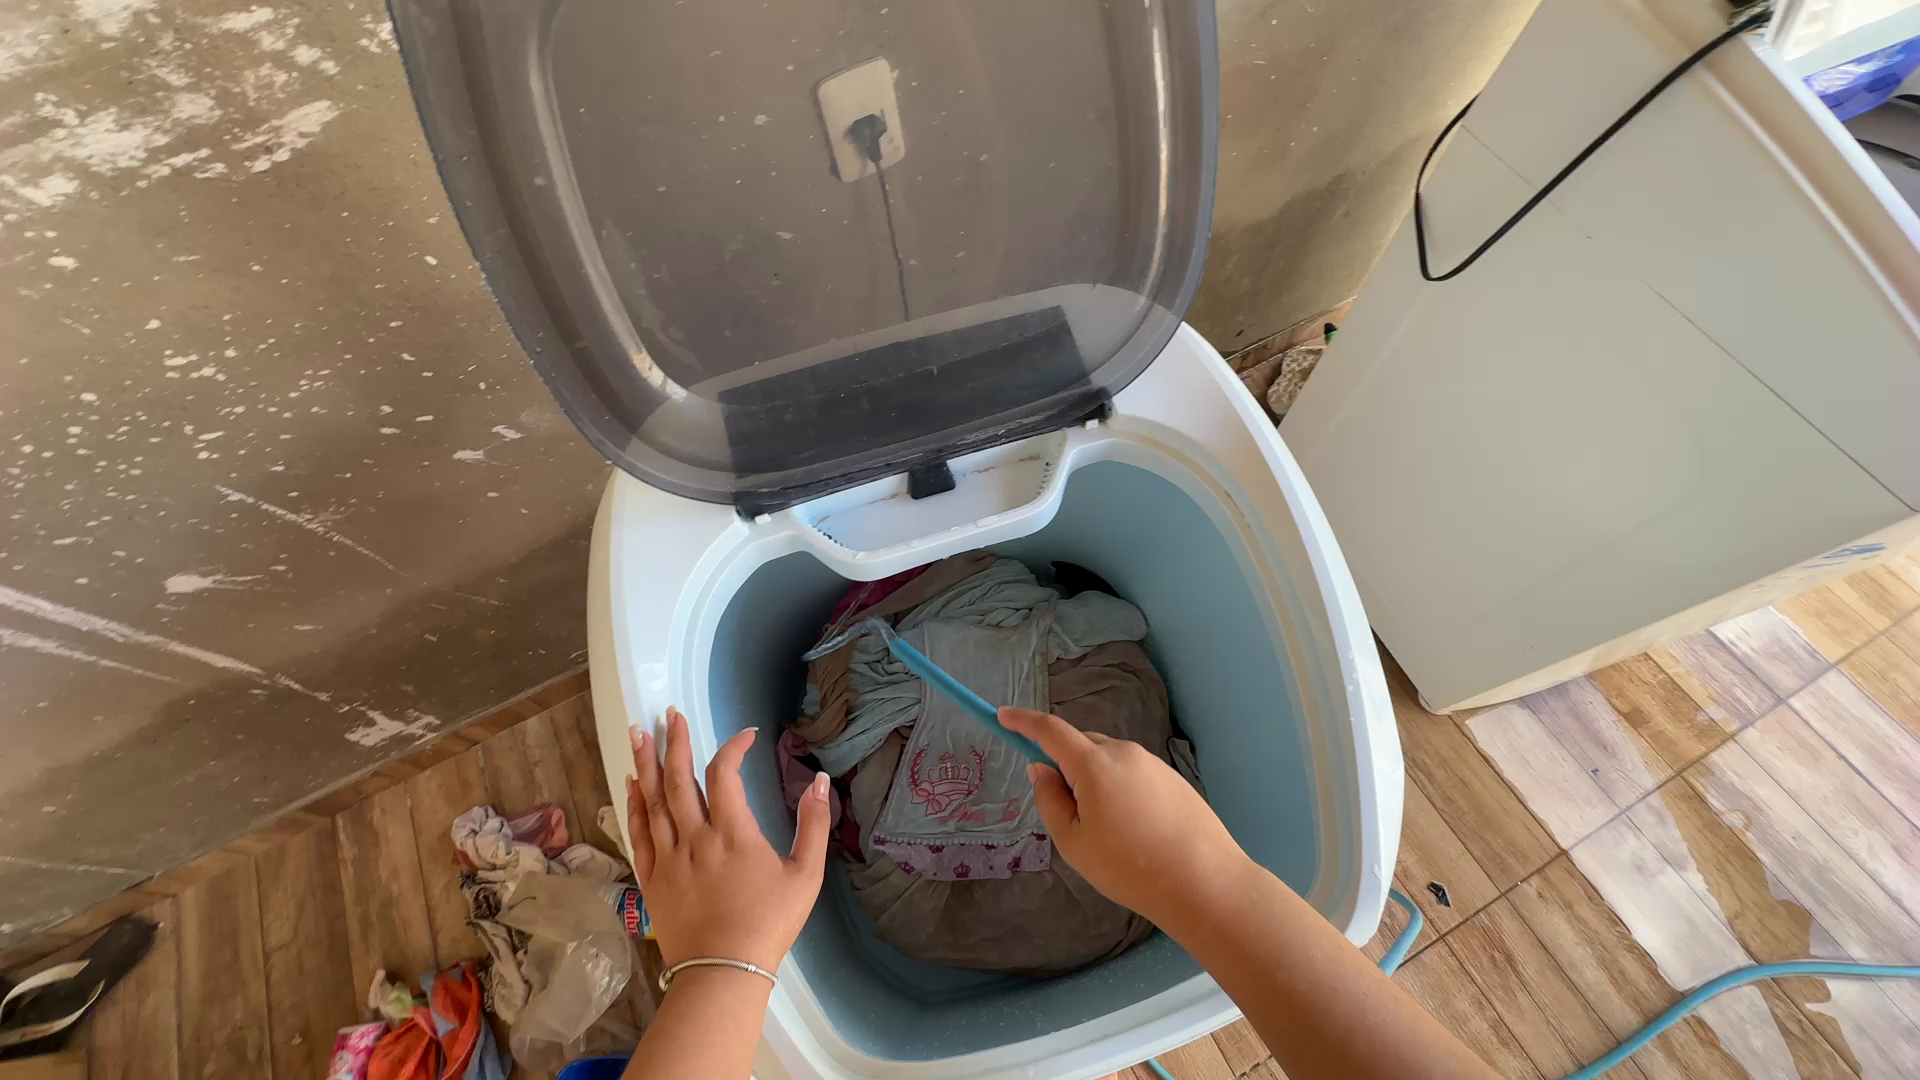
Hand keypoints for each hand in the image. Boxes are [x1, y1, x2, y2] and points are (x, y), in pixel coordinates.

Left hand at [626, 707, 830, 971]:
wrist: (724, 972)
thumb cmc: (769, 922)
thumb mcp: (806, 874)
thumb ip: (814, 823)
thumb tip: (821, 780)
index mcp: (732, 832)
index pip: (725, 774)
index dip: (734, 747)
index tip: (746, 735)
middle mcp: (695, 837)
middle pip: (678, 779)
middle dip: (675, 742)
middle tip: (670, 714)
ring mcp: (669, 857)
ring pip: (653, 801)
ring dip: (647, 764)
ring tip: (639, 732)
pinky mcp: (653, 878)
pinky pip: (639, 832)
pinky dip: (634, 805)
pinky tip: (632, 784)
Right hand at [1001, 707, 1255, 931]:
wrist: (1206, 883)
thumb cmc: (1130, 867)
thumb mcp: (1074, 842)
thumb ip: (1050, 800)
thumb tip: (1042, 769)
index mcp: (1094, 763)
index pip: (1050, 730)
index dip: (1023, 721)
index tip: (1003, 715)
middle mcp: (1123, 752)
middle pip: (1080, 745)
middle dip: (1064, 765)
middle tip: (1066, 811)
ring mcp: (1152, 763)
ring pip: (1106, 760)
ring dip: (1093, 780)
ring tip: (1107, 833)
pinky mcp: (1173, 779)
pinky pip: (1131, 773)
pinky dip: (1118, 789)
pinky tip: (1133, 831)